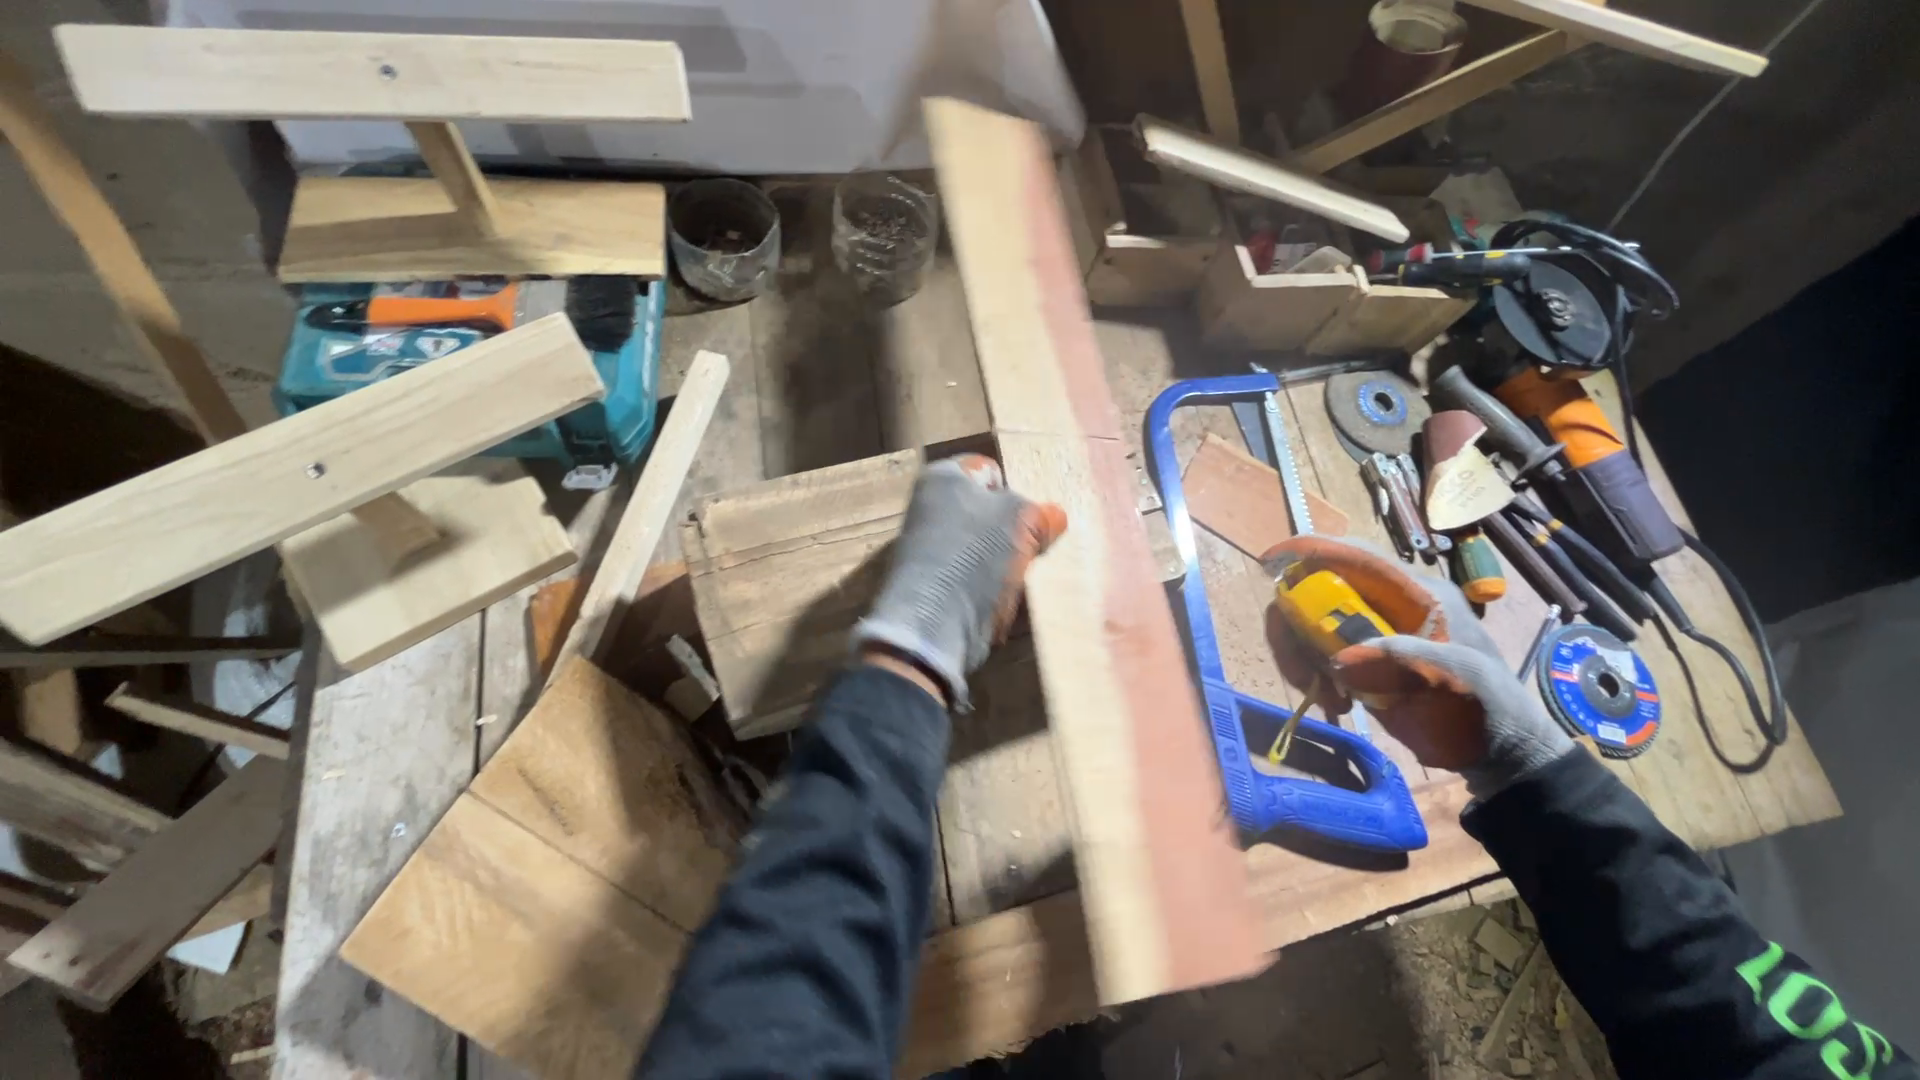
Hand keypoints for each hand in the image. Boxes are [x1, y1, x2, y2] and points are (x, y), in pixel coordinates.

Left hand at [851, 455, 1066, 708]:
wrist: (933, 625)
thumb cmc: (977, 556)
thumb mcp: (1023, 521)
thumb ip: (1043, 513)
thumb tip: (1051, 518)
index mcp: (942, 478)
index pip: (990, 471)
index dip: (1017, 491)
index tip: (1034, 517)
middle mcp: (928, 507)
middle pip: (987, 511)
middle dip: (1012, 530)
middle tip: (1033, 547)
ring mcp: (926, 548)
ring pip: (983, 547)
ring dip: (1004, 562)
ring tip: (1019, 577)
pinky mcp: (931, 584)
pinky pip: (972, 577)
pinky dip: (988, 588)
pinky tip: (1001, 600)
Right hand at [1265, 536, 1571, 798]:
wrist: (1499, 751)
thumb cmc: (1486, 711)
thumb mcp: (1457, 681)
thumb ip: (1406, 660)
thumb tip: (1339, 659)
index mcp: (1416, 592)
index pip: (1356, 556)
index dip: (1310, 551)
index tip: (1270, 563)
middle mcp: (1386, 601)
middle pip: (1317, 588)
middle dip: (1295, 626)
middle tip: (1301, 675)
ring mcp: (1370, 627)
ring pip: (1308, 621)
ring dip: (1301, 656)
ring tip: (1326, 698)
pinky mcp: (1358, 654)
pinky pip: (1315, 649)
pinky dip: (1310, 673)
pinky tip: (1335, 703)